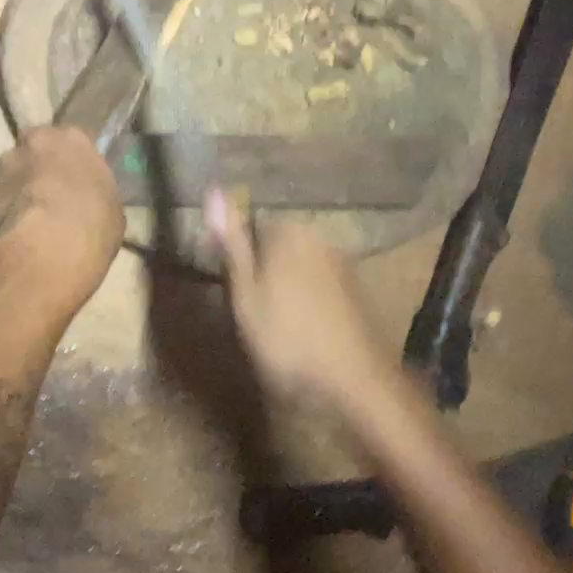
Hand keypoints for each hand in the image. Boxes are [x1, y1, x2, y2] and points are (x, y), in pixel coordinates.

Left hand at [0, 127, 125, 306]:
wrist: (48, 246)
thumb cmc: (93, 223)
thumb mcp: (111, 208)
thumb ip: (94, 193)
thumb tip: (85, 200)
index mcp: (72, 139)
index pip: (70, 142)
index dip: (69, 164)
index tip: (72, 183)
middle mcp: (34, 141)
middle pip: (34, 151)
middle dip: (38, 171)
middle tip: (47, 199)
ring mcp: (3, 165)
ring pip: (10, 175)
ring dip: (16, 192)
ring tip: (26, 223)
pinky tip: (9, 235)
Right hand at [208, 187, 394, 409]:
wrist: (358, 383)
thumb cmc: (288, 337)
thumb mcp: (245, 292)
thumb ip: (231, 243)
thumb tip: (213, 190)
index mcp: (289, 230)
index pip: (252, 224)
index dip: (238, 255)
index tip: (233, 286)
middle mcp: (319, 237)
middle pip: (278, 243)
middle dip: (265, 267)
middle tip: (252, 309)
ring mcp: (344, 263)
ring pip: (301, 265)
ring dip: (288, 285)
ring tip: (277, 324)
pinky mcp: (359, 291)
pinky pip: (322, 285)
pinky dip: (311, 300)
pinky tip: (306, 330)